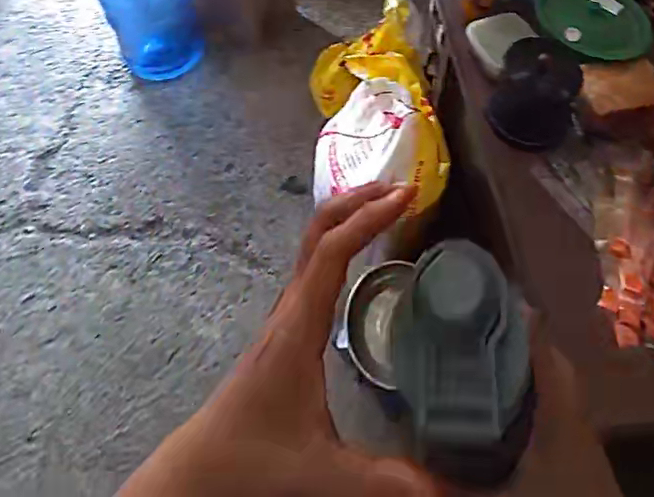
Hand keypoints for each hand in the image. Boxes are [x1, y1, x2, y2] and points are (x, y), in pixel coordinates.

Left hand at [117, 181, 436, 496]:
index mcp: (300, 323)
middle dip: (358, 199)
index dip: (369, 217)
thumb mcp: (324, 471)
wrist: (202, 465)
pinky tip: (359, 252)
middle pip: (319, 229)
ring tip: (385, 204)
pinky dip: (339, 238)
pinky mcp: (286, 320)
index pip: (334, 249)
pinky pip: (314, 261)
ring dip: (347, 214)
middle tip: (400, 187)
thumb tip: (450, 491)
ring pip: (313, 241)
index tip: (404, 196)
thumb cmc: (255, 456)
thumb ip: (387, 480)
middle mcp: (291, 304)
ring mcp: (286, 309)